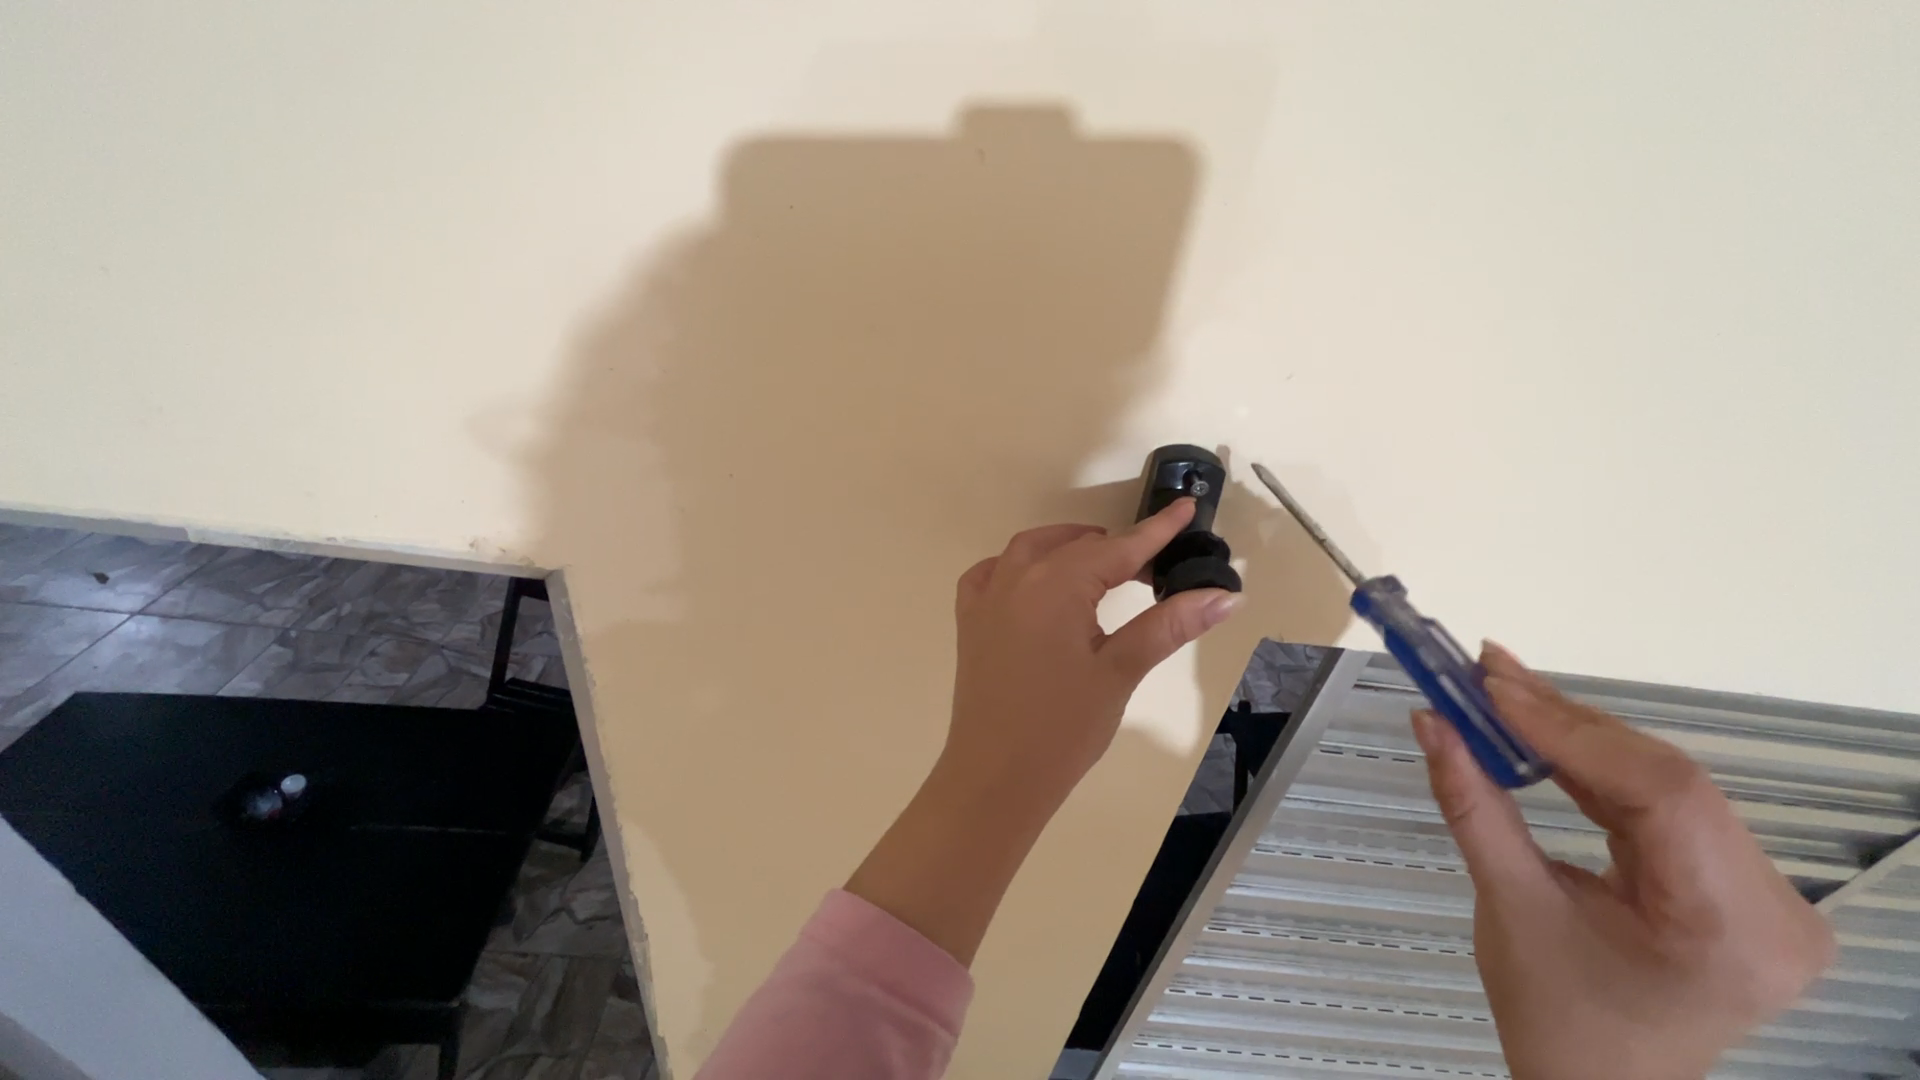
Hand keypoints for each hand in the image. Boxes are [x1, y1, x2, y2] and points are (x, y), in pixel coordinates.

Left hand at [846, 498, 1240, 964]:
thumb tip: (1223, 594)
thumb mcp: (1120, 672)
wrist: (995, 776)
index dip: (1156, 530)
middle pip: (1074, 546)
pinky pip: (993, 573)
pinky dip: (1020, 567)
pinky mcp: (969, 621)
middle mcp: (1016, 578)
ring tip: (1101, 569)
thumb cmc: (1064, 727)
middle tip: (1152, 568)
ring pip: (1030, 551)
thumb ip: (1168, 625)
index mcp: (1056, 585)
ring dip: (1067, 549)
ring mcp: (985, 598)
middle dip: (1115, 548)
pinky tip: (1036, 585)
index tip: (1185, 507)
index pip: (1117, 548)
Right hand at [1414, 643, 1834, 1079]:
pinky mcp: (1729, 879)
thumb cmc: (1554, 1013)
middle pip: (1666, 778)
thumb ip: (1472, 805)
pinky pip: (1655, 802)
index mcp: (1732, 927)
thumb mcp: (1507, 904)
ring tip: (1497, 687)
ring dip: (1571, 732)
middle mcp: (1773, 903)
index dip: (1572, 730)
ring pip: (1658, 779)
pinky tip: (1534, 729)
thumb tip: (1429, 721)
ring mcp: (1761, 890)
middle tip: (1483, 669)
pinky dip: (1587, 763)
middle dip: (1563, 720)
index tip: (1491, 686)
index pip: (1664, 793)